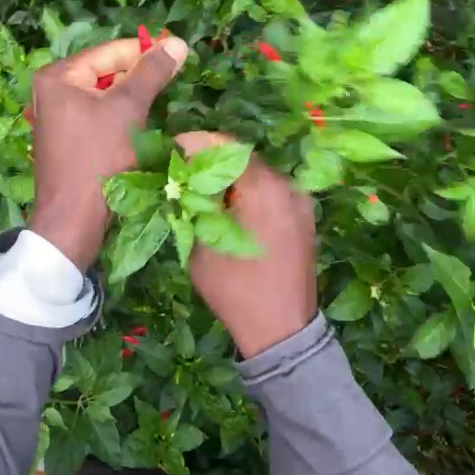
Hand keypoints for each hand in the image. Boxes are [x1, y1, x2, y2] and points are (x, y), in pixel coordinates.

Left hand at [27, 34, 189, 268]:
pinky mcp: (68, 139)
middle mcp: (52, 91)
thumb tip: (177, 42)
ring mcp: (58, 116)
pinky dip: (122, 117)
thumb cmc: (98, 157)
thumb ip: (151, 72)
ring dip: (133, 98)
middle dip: (139, 76)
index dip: (145, 51)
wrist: (73, 220)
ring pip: (106, 96)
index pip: (109, 52)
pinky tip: (143, 123)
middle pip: (107, 72)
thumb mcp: (128, 109)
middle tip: (175, 76)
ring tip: (164, 98)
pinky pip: (100, 116)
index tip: (178, 52)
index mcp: (58, 76)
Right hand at [174, 131, 316, 358]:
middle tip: (182, 172)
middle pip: (242, 156)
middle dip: (209, 160)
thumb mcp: (200, 243)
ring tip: (203, 190)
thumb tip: (174, 178)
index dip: (193, 144)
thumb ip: (188, 204)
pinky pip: (271, 190)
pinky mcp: (304, 216)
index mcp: (263, 187)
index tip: (170, 151)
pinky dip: (248, 191)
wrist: (282, 330)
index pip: (223, 145)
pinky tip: (229, 207)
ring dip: (229, 176)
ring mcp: (300, 200)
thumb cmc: (235, 288)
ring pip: (257, 172)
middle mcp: (287, 186)